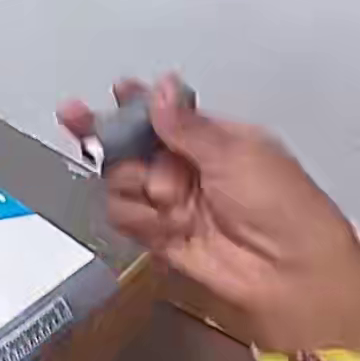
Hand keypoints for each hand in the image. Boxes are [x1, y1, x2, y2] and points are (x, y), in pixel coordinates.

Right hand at [59, 75, 359, 350]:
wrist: (282, 270)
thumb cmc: (281, 207)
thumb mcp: (236, 152)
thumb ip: (188, 126)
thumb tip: (162, 90)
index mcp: (207, 138)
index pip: (160, 114)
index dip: (132, 104)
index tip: (111, 92)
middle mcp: (181, 167)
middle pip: (126, 145)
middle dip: (112, 139)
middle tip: (77, 120)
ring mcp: (165, 200)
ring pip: (117, 180)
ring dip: (135, 186)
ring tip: (169, 199)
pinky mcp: (153, 231)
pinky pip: (120, 214)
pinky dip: (137, 217)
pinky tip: (164, 222)